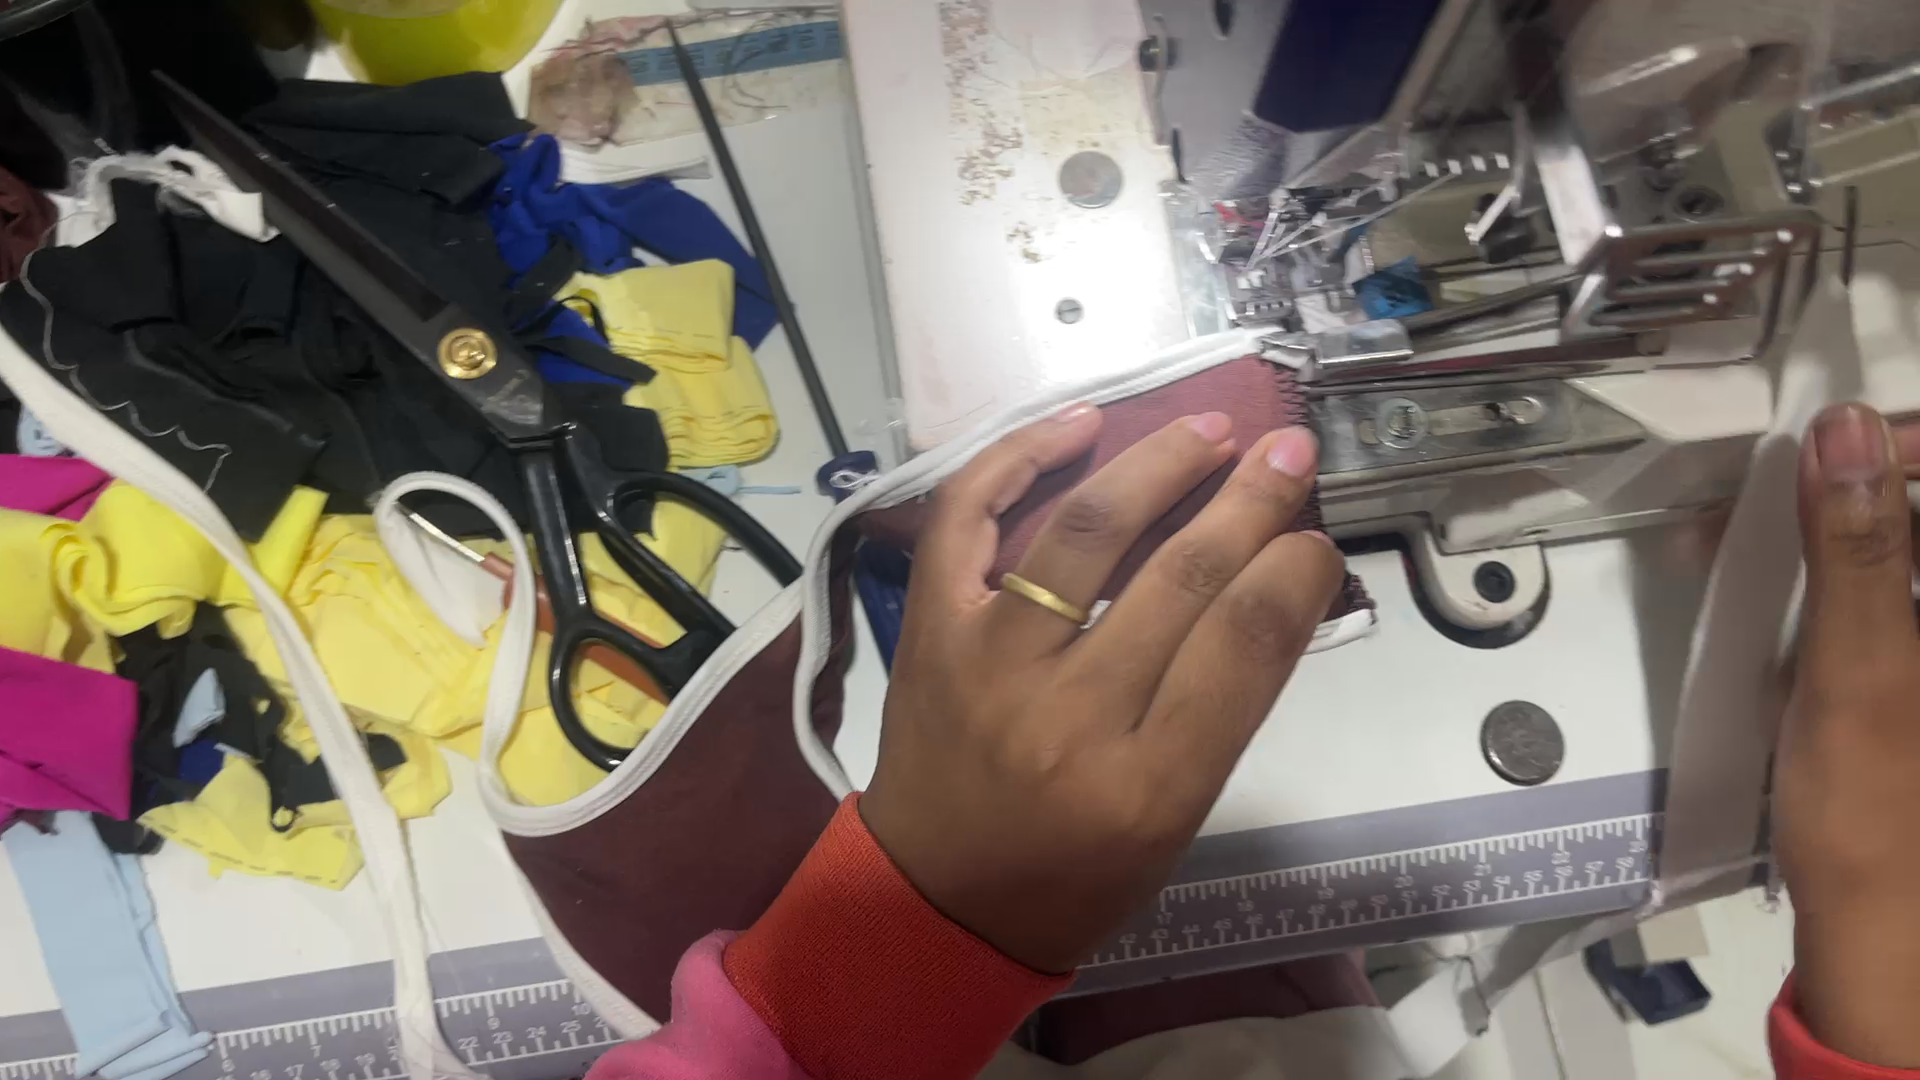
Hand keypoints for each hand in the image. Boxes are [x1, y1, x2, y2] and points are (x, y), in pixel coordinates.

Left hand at [860, 405, 1344, 973]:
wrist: (932, 895)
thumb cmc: (1065, 876)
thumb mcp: (1169, 820)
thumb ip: (1216, 712)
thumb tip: (1267, 592)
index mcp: (1145, 787)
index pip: (1242, 649)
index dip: (1293, 574)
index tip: (1313, 537)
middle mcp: (1067, 715)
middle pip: (1177, 578)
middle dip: (1248, 500)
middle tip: (1284, 451)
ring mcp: (989, 662)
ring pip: (1085, 533)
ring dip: (1157, 464)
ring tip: (1207, 429)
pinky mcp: (932, 629)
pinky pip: (967, 517)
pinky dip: (1019, 458)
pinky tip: (1078, 424)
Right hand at [1779, 402, 1919, 1066]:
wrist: (1897, 925)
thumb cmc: (1880, 813)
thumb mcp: (1860, 677)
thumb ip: (1859, 554)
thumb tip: (1846, 428)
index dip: (1915, 444)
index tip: (1824, 450)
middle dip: (1858, 482)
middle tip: (1760, 500)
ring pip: (1902, 542)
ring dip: (1834, 522)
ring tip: (1742, 538)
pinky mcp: (1913, 664)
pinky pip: (1892, 582)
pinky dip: (1838, 563)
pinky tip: (1781, 577)